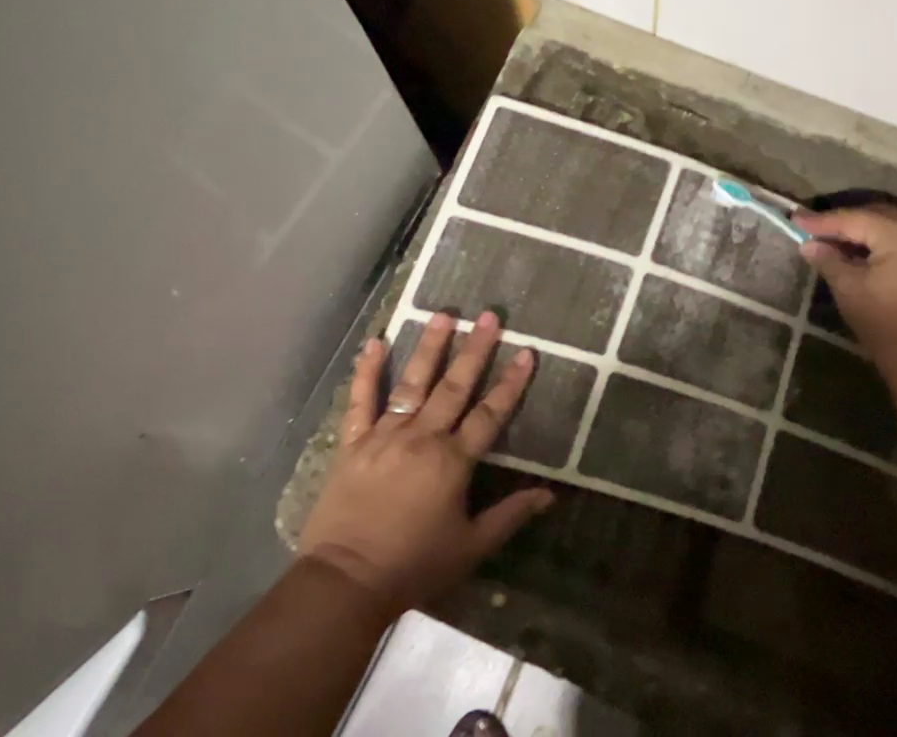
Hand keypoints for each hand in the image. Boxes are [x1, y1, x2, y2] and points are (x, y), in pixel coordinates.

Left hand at [298, 310, 553, 612]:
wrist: (347, 580)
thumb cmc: (415, 565)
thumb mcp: (471, 546)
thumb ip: (510, 516)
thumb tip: (549, 494)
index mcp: (453, 461)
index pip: (490, 414)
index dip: (511, 383)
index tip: (527, 352)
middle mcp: (421, 438)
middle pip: (454, 387)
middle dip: (474, 349)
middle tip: (489, 316)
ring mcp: (384, 436)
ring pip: (411, 383)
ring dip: (429, 348)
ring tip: (443, 314)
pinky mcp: (353, 444)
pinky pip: (360, 401)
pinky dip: (367, 371)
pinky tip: (375, 342)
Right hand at [794, 205, 896, 357]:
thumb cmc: (880, 317)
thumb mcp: (847, 286)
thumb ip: (827, 259)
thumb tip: (807, 245)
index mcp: (896, 235)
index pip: (853, 219)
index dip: (822, 221)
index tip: (795, 220)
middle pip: (868, 215)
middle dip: (839, 220)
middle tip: (809, 226)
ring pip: (878, 224)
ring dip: (852, 229)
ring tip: (823, 237)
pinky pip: (886, 237)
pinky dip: (865, 239)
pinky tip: (844, 249)